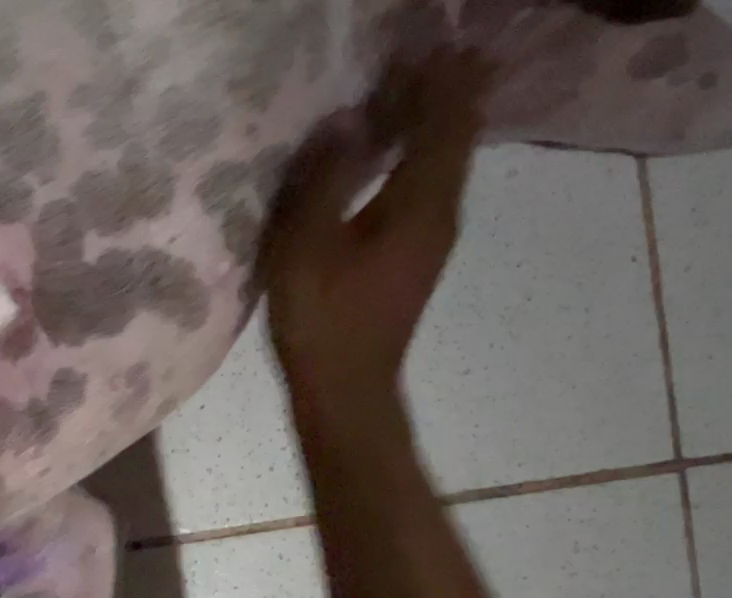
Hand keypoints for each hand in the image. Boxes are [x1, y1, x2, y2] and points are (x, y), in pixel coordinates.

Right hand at [262, 48, 490, 412]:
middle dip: (439, 95)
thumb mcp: (305, 248)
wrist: (347, 387)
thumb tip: (339, 126)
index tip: (413, 48)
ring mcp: (432, 237)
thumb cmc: (321, 319)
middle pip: (454, 136)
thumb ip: (322, 183)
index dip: (434, 79)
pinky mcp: (413, 257)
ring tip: (399, 99)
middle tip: (411, 62)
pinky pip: (424, 187)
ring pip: (441, 162)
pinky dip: (412, 160)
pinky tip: (383, 161)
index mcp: (420, 201)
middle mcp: (441, 211)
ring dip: (426, 127)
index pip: (443, 120)